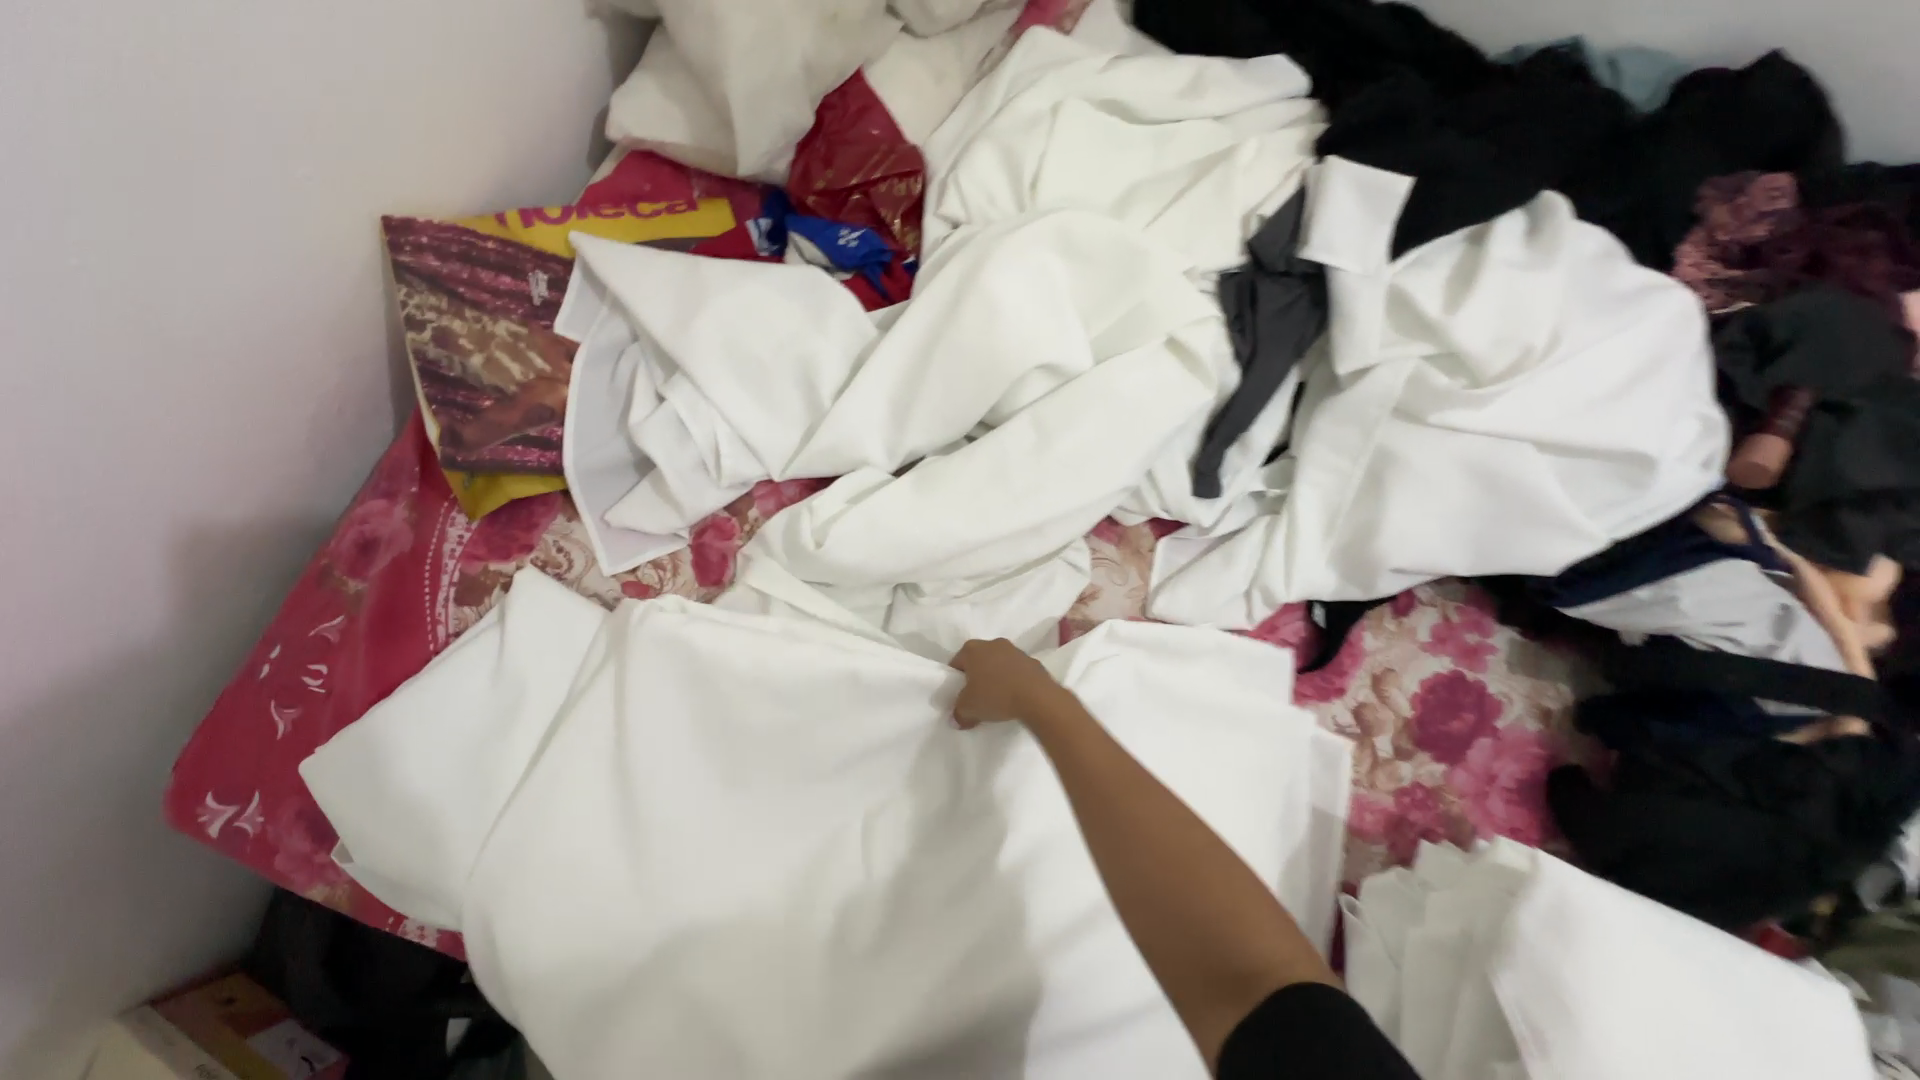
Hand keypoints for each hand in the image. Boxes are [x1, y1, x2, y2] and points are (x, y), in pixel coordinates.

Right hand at [948, 638, 1065, 730]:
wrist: (1037, 697)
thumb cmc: (995, 696)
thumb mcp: (968, 709)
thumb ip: (958, 712)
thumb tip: (958, 718)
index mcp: (972, 649)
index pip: (957, 663)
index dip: (956, 680)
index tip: (960, 696)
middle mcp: (993, 643)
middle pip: (979, 660)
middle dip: (977, 676)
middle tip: (977, 697)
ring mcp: (1015, 650)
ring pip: (1000, 664)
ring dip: (997, 677)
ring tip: (999, 698)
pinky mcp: (1033, 661)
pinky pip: (1017, 671)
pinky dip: (1015, 680)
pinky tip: (1016, 697)